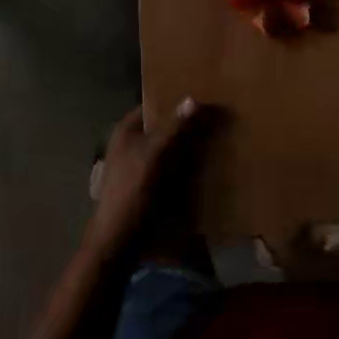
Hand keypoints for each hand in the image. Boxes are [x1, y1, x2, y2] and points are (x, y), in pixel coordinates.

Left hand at [88, 99, 211, 252]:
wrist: (119, 241)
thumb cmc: (132, 192)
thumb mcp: (155, 155)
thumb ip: (174, 128)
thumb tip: (193, 99)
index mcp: (127, 130)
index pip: (153, 105)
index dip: (175, 100)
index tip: (204, 98)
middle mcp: (131, 144)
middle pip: (163, 128)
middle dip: (186, 125)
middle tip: (218, 119)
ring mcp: (139, 167)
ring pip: (169, 149)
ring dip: (189, 147)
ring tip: (219, 141)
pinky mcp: (149, 187)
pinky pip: (171, 170)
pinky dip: (186, 168)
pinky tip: (208, 169)